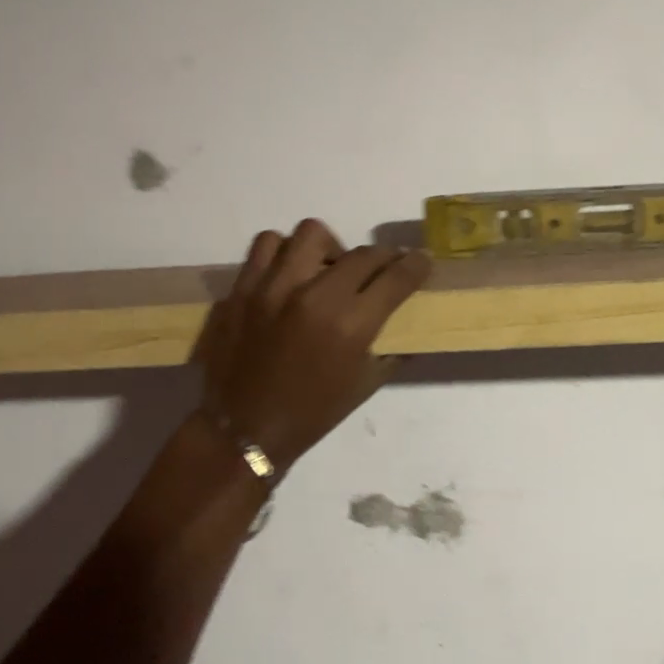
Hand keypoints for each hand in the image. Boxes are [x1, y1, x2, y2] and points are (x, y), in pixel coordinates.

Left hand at [197, 219, 431, 467]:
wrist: (244, 430)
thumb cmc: (311, 414)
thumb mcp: (365, 385)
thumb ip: (391, 350)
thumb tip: (408, 327)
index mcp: (349, 326)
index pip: (395, 278)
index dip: (416, 265)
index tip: (420, 261)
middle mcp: (313, 296)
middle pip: (362, 254)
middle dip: (382, 258)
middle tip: (381, 269)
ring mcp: (272, 287)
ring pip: (311, 233)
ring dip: (330, 247)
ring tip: (327, 267)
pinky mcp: (242, 287)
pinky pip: (266, 246)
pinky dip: (283, 253)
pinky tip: (289, 272)